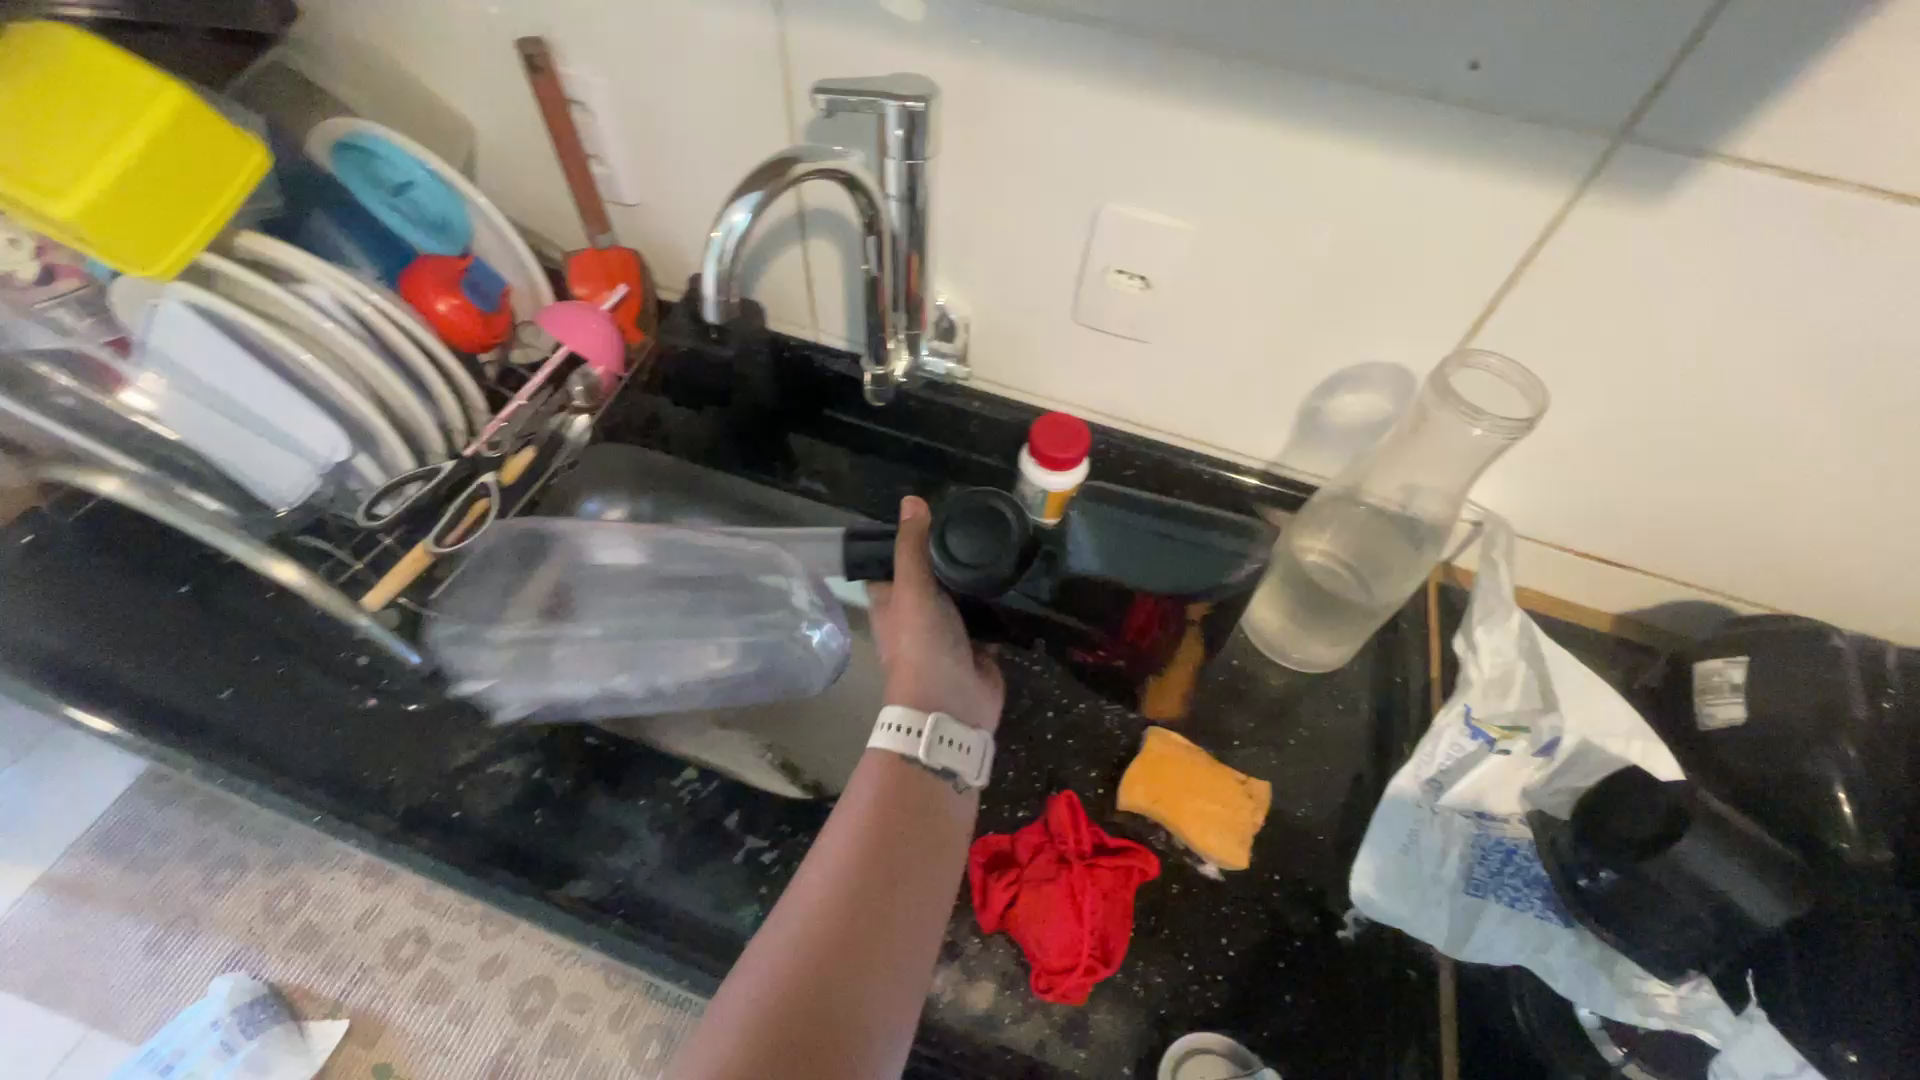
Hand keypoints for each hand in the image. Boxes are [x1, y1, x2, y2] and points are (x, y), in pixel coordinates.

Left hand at [868, 496, 1005, 734]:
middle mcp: (919, 613)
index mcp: (892, 600)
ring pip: (965, 594)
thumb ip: (912, 546)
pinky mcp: (980, 644)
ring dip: (980, 577)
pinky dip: (1002, 602)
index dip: (909, 539)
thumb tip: (911, 501)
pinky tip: (1018, 575)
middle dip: (953, 555)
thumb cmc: (921, 645)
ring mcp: (951, 629)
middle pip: (935, 575)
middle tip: (979, 521)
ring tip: (1002, 540)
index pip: (895, 560)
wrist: (952, 707)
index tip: (935, 512)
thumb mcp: (911, 588)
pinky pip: (992, 616)